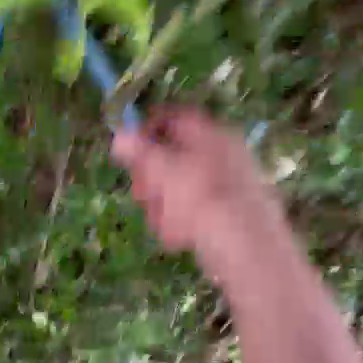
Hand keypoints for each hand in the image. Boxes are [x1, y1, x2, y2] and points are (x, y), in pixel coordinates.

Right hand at [111, 108, 285, 261]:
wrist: (243, 243)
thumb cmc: (199, 198)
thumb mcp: (162, 169)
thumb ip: (139, 151)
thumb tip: (120, 136)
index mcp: (211, 133)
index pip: (171, 119)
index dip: (144, 131)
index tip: (126, 151)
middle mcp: (223, 154)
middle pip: (173, 157)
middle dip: (151, 180)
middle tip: (142, 195)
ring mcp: (227, 185)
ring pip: (179, 189)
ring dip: (162, 207)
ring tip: (163, 224)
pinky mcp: (228, 214)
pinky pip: (193, 211)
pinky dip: (181, 223)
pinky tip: (178, 238)